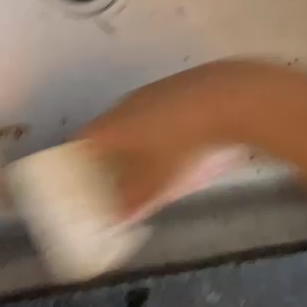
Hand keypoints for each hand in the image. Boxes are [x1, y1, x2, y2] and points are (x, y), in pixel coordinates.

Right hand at [78, 59, 280, 218]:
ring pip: (133, 121)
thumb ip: (133, 203)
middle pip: (105, 132)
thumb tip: (114, 217)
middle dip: (106, 158)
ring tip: (148, 170)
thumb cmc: (187, 146)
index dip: (74, 164)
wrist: (233, 100)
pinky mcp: (179, 88)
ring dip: (134, 145)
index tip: (75, 184)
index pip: (79, 143)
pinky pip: (157, 113)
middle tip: (111, 184)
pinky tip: (180, 148)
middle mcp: (126, 104)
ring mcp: (153, 92)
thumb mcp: (159, 185)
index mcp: (112, 125)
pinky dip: (158, 132)